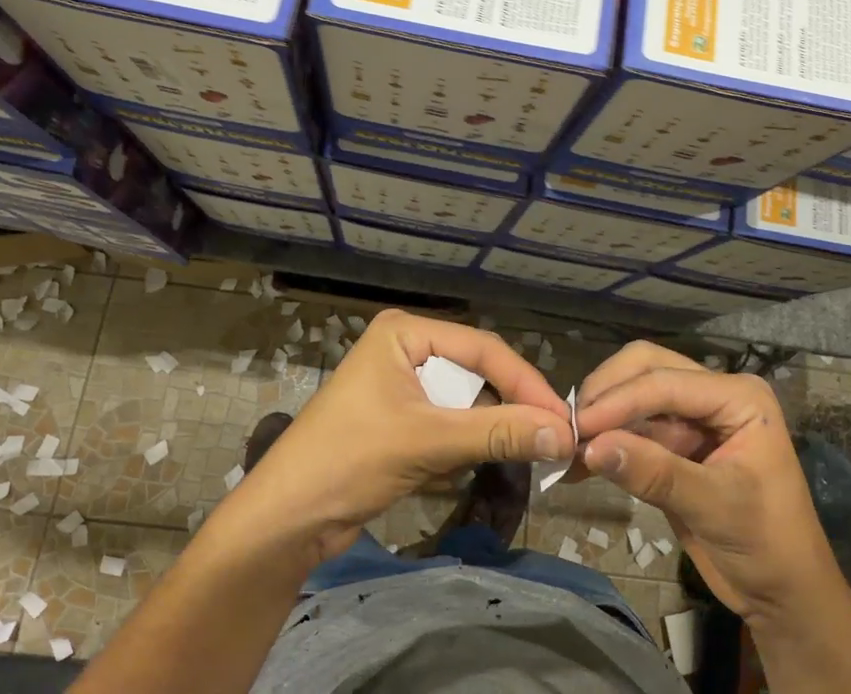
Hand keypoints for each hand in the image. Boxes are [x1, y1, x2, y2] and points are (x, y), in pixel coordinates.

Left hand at [232, 310, 573, 561]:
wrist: (286, 519)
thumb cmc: (349, 460)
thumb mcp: (427, 441)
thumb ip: (497, 433)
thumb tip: (564, 434)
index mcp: (405, 332)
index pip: (483, 348)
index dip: (526, 383)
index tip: (563, 420)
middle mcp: (406, 351)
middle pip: (478, 373)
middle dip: (512, 406)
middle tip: (554, 440)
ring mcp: (401, 388)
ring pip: (467, 402)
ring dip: (494, 427)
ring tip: (533, 452)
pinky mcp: (400, 423)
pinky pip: (450, 424)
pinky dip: (471, 442)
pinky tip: (492, 460)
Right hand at [574, 341, 826, 626]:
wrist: (783, 594)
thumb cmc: (767, 545)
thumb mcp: (716, 507)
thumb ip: (655, 473)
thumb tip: (592, 448)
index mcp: (738, 396)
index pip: (667, 382)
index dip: (619, 400)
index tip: (577, 427)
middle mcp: (713, 395)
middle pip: (647, 369)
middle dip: (607, 394)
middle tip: (570, 428)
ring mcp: (692, 418)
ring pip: (633, 396)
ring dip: (600, 418)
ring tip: (566, 447)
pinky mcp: (673, 445)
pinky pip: (631, 430)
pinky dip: (605, 444)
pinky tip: (576, 465)